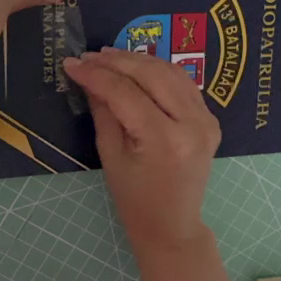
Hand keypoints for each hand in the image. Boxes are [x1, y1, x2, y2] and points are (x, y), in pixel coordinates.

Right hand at [63, 48, 220, 258]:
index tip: (70, 64)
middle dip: (117, 61)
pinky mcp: (210, 120)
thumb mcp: (111, 156)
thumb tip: (89, 78)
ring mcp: (206, 121)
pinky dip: (159, 71)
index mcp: (164, 140)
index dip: (95, 75)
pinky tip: (137, 68)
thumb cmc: (134, 199)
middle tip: (88, 56)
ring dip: (138, 61)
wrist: (172, 225)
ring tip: (108, 56)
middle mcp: (192, 124)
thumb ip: (103, 112)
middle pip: (151, 75)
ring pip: (170, 73)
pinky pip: (183, 84)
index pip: (125, 93)